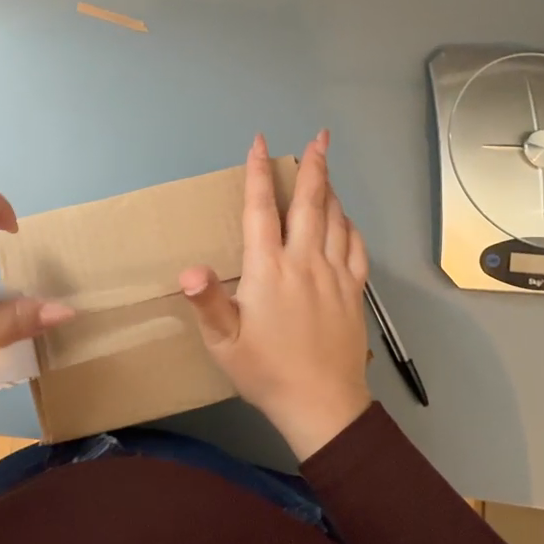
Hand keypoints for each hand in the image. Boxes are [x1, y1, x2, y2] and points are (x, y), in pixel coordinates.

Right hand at [181, 131, 372, 459]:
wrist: (323, 406)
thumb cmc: (267, 372)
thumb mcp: (224, 343)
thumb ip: (207, 302)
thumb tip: (188, 269)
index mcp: (268, 270)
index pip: (261, 210)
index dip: (259, 173)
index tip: (260, 144)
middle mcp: (304, 262)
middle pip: (311, 204)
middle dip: (314, 166)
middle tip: (320, 137)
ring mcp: (334, 276)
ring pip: (336, 220)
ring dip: (332, 189)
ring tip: (329, 165)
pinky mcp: (354, 292)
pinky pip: (356, 249)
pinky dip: (351, 226)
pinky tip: (347, 218)